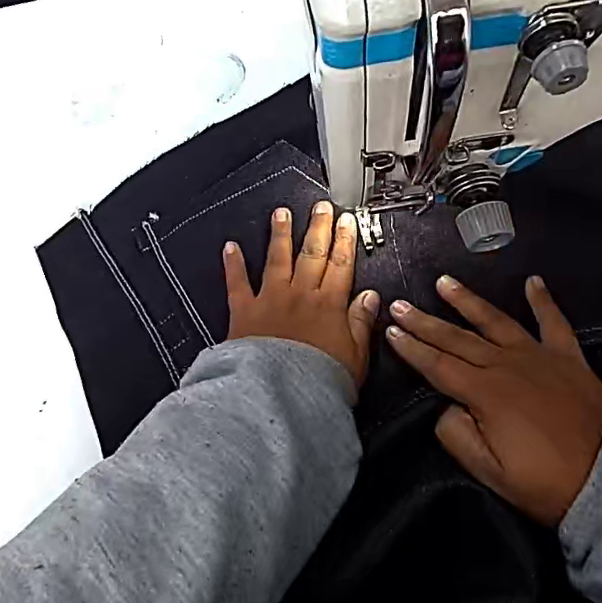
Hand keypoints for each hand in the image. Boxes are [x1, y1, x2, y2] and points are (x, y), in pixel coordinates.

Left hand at [226, 200, 381, 389]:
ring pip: (277, 258)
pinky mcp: (244, 311)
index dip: (345, 241)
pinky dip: (233, 264)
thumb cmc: (319, 382)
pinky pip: (237, 282)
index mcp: (329, 305)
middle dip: (318, 227)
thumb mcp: (356, 356)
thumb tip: (371, 298)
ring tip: (281, 213)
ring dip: (280, 234)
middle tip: (321, 207)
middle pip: (312, 253)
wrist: (280, 395)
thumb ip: (362, 323)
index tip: (347, 222)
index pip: (341, 264)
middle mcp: (300, 294)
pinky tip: (231, 246)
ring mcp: (271, 299)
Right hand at [385, 275, 601, 526]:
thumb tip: (446, 406)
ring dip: (467, 301)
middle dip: (424, 321)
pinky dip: (543, 301)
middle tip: (400, 304)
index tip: (390, 331)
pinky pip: (554, 322)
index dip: (411, 348)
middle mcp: (507, 365)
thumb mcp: (490, 472)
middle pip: (457, 338)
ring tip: (444, 282)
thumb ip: (457, 435)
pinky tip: (533, 282)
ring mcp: (539, 356)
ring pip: (495, 321)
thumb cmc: (546, 482)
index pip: (437, 365)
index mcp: (484, 393)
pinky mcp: (569, 358)